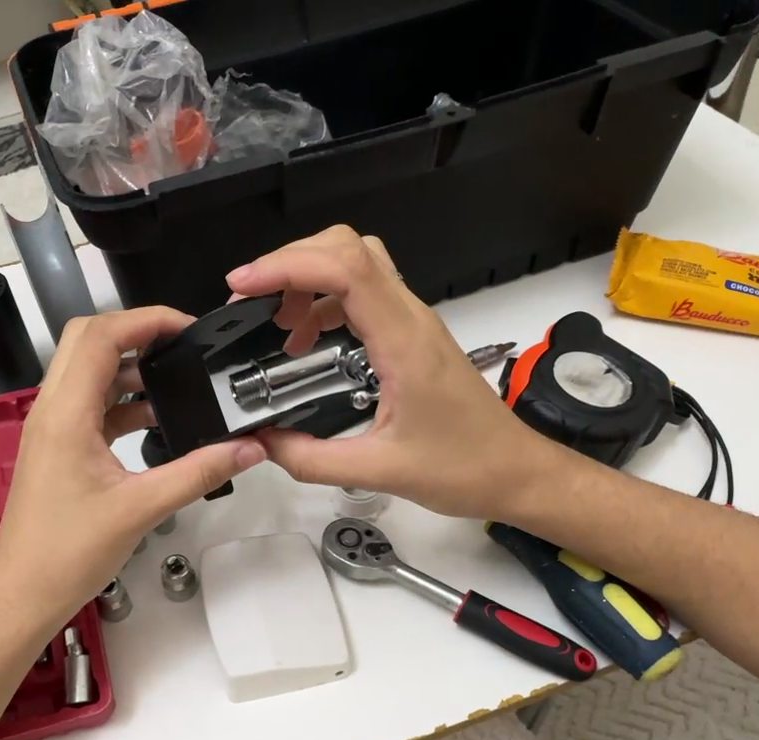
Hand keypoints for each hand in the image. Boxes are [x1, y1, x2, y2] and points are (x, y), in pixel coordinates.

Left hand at [0, 308, 265, 632]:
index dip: (146, 320)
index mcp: (65, 415)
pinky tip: (155, 419)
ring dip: (128, 367)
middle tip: (181, 345)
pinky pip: (89, 406)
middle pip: (86, 341)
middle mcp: (51, 411)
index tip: (188, 329)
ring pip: (87, 373)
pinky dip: (121, 401)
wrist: (24, 595)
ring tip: (176, 381)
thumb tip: (248, 449)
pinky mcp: (56, 450)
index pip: (100, 336)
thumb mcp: (142, 509)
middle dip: (135, 333)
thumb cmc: (67, 555)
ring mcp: (50, 430)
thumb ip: (199, 473)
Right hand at [226, 226, 555, 520]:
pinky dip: (326, 302)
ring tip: (275, 325)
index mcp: (404, 342)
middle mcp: (411, 318)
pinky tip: (306, 340)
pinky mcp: (413, 335)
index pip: (345, 269)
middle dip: (290, 263)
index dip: (287, 266)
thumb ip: (312, 460)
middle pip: (348, 248)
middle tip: (250, 301)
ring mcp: (414, 322)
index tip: (243, 287)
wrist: (515, 471)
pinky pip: (365, 294)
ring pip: (357, 264)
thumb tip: (262, 444)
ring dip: (308, 280)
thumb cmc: (463, 469)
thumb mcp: (380, 472)